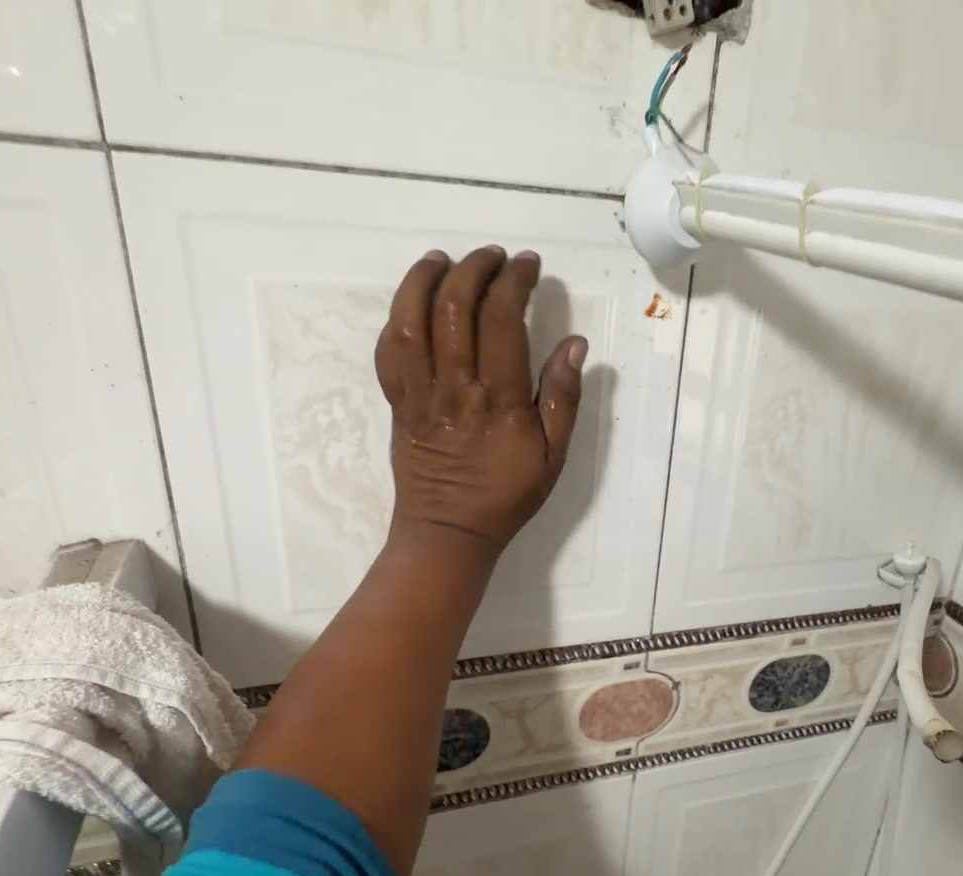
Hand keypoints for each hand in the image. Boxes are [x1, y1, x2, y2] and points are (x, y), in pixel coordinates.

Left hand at [376, 246, 586, 555]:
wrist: (449, 531)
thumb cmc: (506, 495)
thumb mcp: (554, 455)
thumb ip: (563, 398)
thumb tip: (575, 344)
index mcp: (498, 400)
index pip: (502, 320)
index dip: (514, 281)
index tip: (527, 265)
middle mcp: (454, 388)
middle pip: (453, 307)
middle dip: (473, 268)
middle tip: (492, 257)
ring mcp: (419, 394)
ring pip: (410, 320)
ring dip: (423, 280)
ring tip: (442, 261)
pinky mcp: (397, 402)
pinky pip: (388, 350)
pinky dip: (397, 317)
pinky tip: (412, 303)